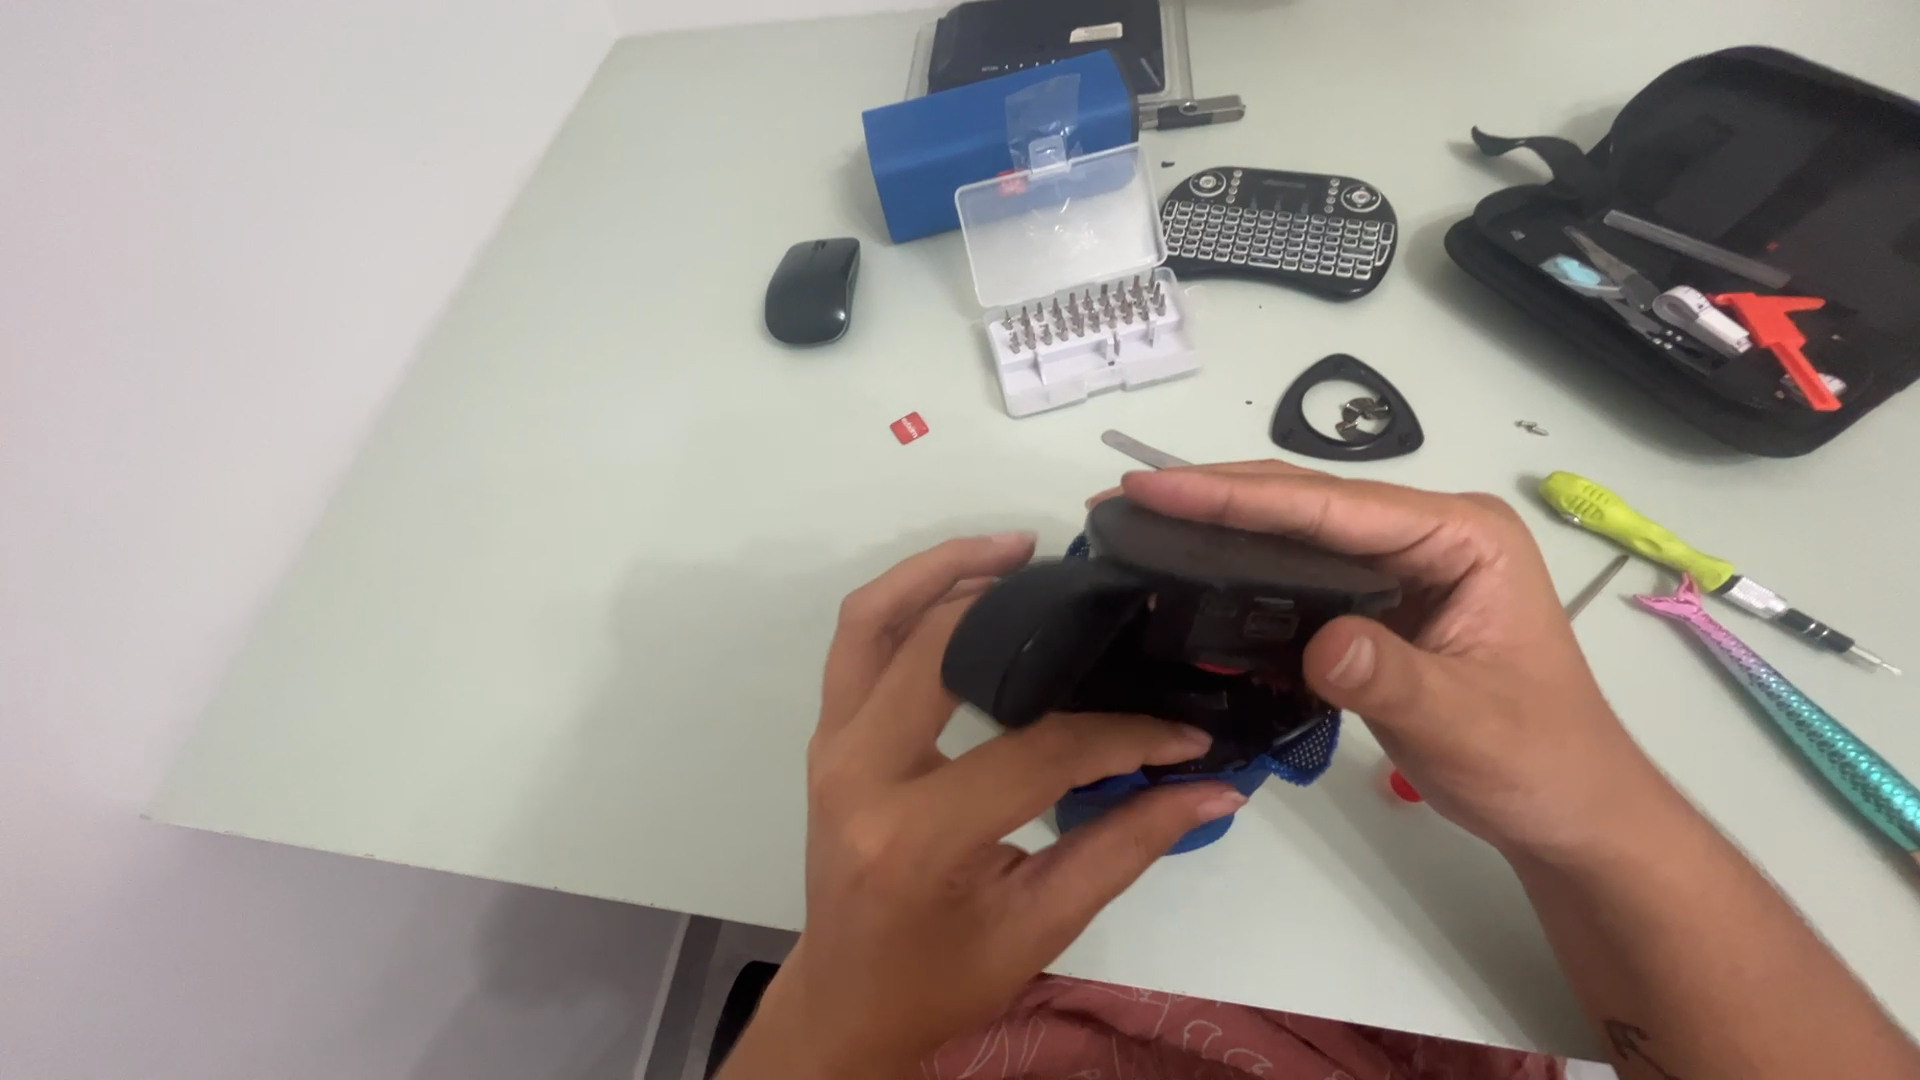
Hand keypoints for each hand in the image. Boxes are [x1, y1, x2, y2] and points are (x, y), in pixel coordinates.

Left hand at [722, 533, 1244, 1079]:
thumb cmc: (941, 975)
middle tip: (1081, 588)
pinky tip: (962, 584)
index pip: (1034, 752)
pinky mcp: (825, 730)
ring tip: (1013, 549)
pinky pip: (858, 639)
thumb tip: (1211, 785)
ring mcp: (829, 743)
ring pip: (873, 619)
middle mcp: (858, 772)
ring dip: (940, 570)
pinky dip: (904, 596)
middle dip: (1016, 609)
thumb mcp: (1042, 924)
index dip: (1119, 735)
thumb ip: (1127, 845)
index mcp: (916, 837)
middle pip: (938, 652)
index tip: (1180, 732)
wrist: (846, 997)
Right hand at [1115, 464, 1676, 861]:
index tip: (1151, 490)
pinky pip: (1287, 570)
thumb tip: (1320, 643)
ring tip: (1137, 524)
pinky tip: (1185, 567)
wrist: (1561, 807)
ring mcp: (1392, 563)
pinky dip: (1232, 567)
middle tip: (1123, 499)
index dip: (1233, 496)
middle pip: (1298, 500)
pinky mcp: (1366, 597)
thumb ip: (1394, 679)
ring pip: (1286, 529)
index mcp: (1457, 536)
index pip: (1328, 505)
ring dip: (1211, 526)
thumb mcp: (1467, 725)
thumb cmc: (1535, 760)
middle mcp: (1420, 532)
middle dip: (1208, 497)